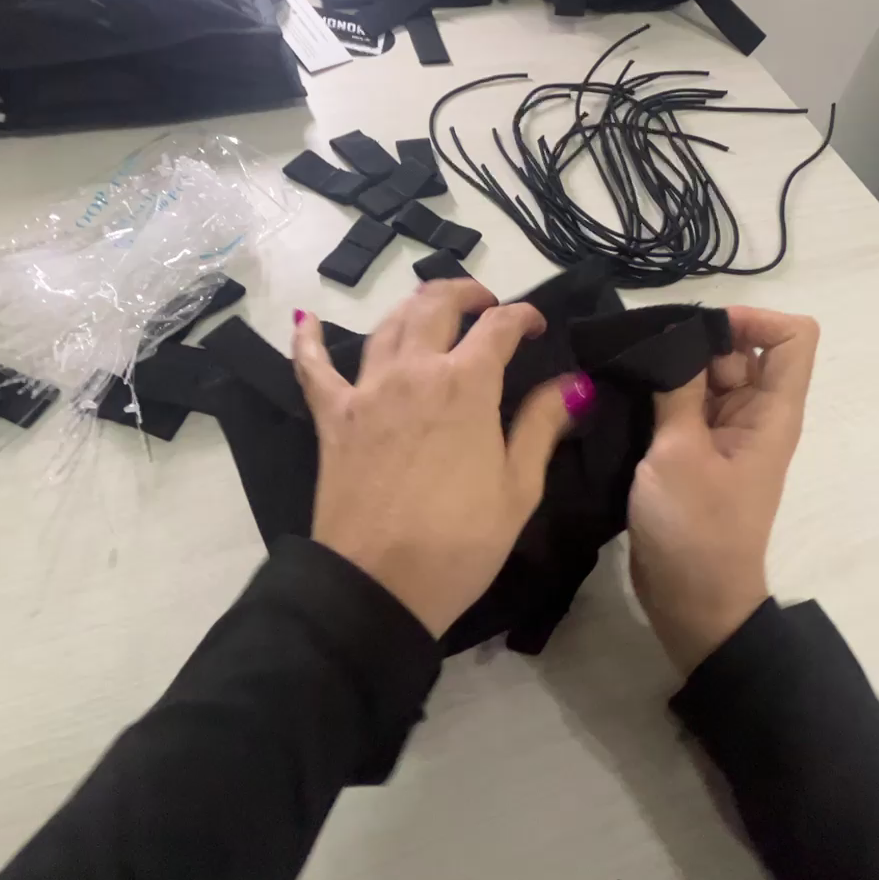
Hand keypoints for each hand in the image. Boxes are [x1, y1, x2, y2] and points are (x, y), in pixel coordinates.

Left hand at [292, 280, 593, 635]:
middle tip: (486, 304)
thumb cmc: (460, 542)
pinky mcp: (331, 417)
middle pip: (436, 305)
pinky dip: (308, 341)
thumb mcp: (518, 488)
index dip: (522, 316)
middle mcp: (414, 372)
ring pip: (387, 325)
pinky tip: (305, 319)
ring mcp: (366, 391)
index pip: (498, 327)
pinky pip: (312, 368)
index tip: (535, 325)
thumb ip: (541, 426)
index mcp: (466, 385)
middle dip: (466, 293)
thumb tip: (573, 384)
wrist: (380, 586)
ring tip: (432, 311)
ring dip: (413, 307)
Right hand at [627, 307, 818, 672]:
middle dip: (698, 344)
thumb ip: (677, 391)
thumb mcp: (678, 453)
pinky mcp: (694, 452)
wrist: (691, 601)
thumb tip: (673, 341)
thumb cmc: (695, 529)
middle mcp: (754, 416)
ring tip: (629, 374)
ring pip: (708, 377)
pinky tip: (627, 395)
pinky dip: (662, 394)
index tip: (699, 330)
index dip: (753, 320)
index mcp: (771, 414)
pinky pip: (685, 405)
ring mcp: (724, 435)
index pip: (793, 338)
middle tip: (647, 357)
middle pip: (741, 351)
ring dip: (674, 370)